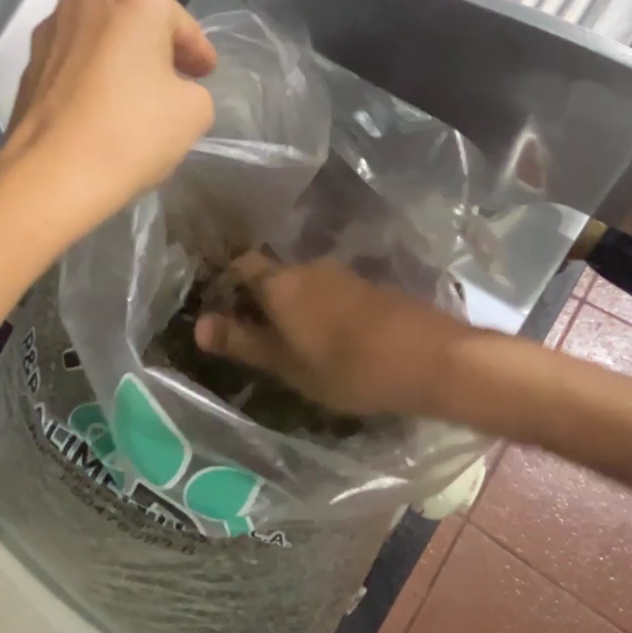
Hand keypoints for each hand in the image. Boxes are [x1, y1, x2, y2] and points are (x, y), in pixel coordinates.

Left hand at [0, 0, 217, 228]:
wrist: (51, 172)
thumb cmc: (132, 129)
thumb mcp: (195, 110)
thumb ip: (193, 89)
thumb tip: (172, 91)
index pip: (179, 23)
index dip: (196, 51)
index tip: (205, 74)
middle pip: (134, 22)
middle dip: (153, 49)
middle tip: (173, 82)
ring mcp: (49, 29)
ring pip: (98, 41)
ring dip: (118, 61)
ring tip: (134, 98)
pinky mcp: (27, 64)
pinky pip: (73, 65)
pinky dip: (90, 79)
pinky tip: (100, 110)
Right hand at [193, 252, 470, 416]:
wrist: (434, 361)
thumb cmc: (349, 367)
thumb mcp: (287, 366)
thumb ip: (243, 343)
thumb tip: (198, 326)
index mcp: (279, 282)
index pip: (240, 265)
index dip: (227, 284)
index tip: (221, 310)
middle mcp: (307, 267)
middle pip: (271, 275)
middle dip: (259, 299)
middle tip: (252, 334)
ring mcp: (342, 275)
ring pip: (302, 285)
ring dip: (292, 306)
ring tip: (290, 342)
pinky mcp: (370, 288)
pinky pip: (329, 293)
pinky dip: (320, 311)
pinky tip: (328, 340)